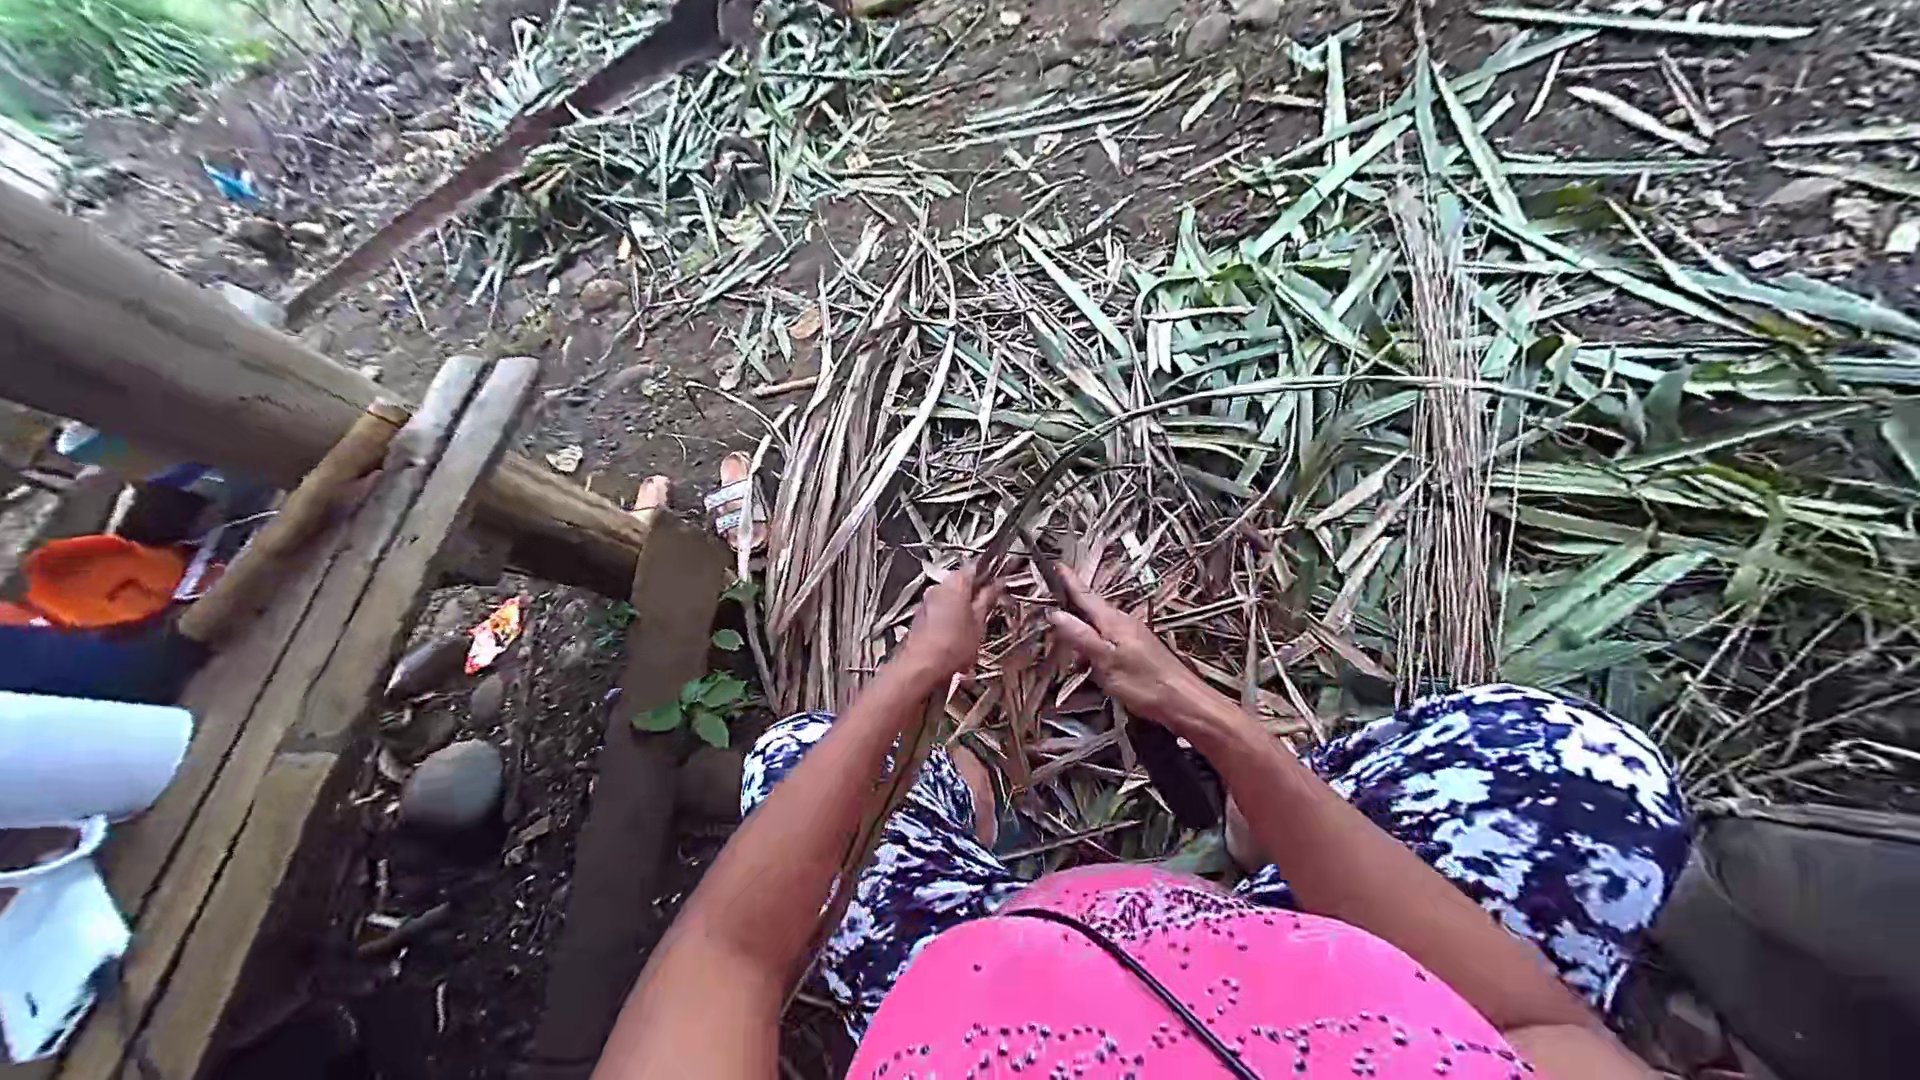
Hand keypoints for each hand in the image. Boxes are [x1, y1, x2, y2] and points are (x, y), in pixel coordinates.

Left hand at [897, 563, 1001, 679]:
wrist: (922, 667)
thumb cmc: (952, 645)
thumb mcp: (979, 622)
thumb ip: (987, 599)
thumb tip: (995, 585)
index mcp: (955, 583)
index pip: (974, 568)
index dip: (988, 576)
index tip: (997, 586)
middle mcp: (938, 588)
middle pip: (961, 582)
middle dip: (975, 594)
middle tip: (988, 609)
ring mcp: (927, 602)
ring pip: (950, 597)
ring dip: (962, 607)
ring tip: (974, 627)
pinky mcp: (920, 617)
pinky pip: (940, 610)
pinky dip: (950, 618)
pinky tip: (957, 636)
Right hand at [1047, 570, 1249, 747]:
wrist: (1183, 702)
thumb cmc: (1146, 684)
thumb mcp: (1105, 660)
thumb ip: (1080, 636)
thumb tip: (1055, 614)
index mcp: (1113, 621)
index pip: (1085, 595)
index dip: (1068, 581)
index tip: (1056, 566)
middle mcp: (1123, 623)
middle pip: (1090, 611)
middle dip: (1070, 615)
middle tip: (1052, 622)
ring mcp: (1132, 636)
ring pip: (1099, 629)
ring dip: (1083, 639)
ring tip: (1075, 660)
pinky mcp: (1138, 651)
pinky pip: (1109, 643)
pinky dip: (1096, 652)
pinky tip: (1095, 669)